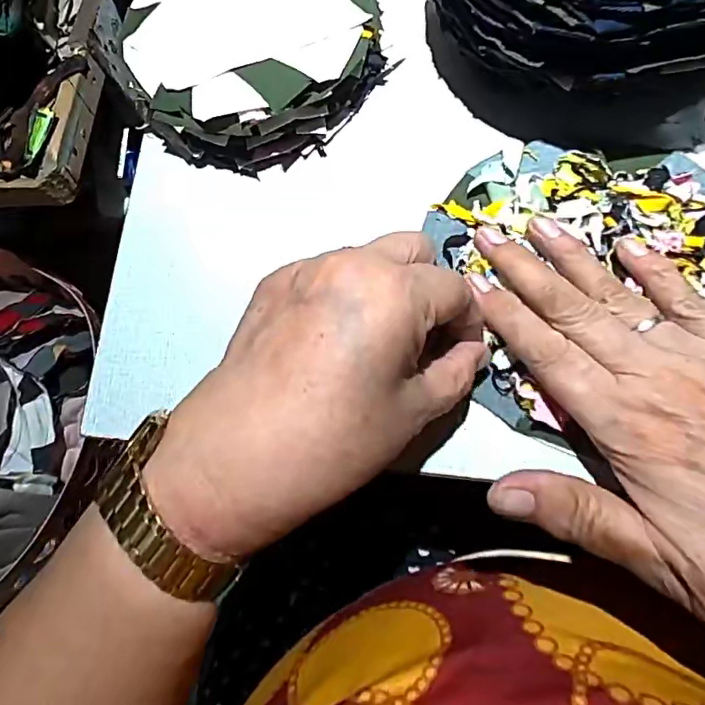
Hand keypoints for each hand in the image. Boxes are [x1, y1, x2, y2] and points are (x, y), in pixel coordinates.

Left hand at [142, 232, 485, 559]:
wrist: (234, 456)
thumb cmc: (334, 441)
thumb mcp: (412, 412)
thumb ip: (455, 371)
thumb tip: (470, 350)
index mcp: (394, 290)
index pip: (454, 286)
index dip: (467, 320)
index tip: (460, 351)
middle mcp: (353, 262)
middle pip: (415, 248)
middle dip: (430, 286)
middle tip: (422, 336)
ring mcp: (309, 266)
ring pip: (370, 255)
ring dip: (387, 284)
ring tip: (375, 338)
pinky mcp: (276, 279)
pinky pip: (329, 269)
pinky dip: (345, 291)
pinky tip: (331, 339)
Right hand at [467, 220, 704, 704]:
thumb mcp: (663, 567)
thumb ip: (578, 515)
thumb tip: (494, 493)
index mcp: (626, 429)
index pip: (549, 358)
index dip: (507, 319)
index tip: (475, 282)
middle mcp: (655, 379)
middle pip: (576, 313)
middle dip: (526, 271)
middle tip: (490, 232)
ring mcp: (702, 360)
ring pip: (622, 297)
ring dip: (577, 258)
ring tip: (543, 224)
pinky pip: (691, 302)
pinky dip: (658, 269)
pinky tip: (631, 244)